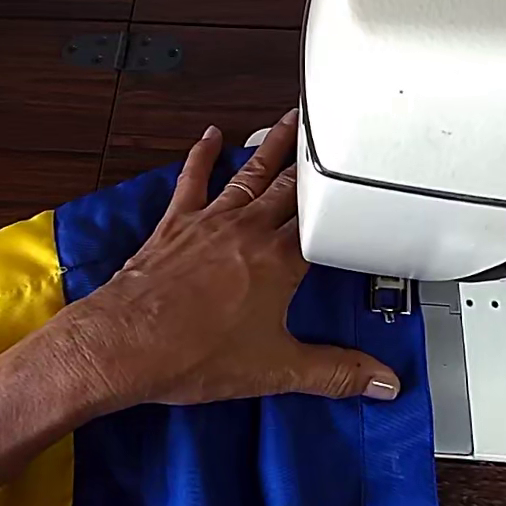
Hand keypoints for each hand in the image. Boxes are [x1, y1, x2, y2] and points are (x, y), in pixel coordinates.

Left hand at [32, 110, 400, 415]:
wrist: (120, 347)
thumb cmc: (194, 354)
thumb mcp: (279, 368)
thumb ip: (337, 372)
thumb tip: (385, 384)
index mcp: (280, 260)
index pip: (322, 223)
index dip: (341, 204)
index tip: (358, 187)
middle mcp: (249, 231)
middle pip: (291, 187)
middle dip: (313, 161)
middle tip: (329, 133)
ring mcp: (211, 222)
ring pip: (251, 174)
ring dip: (273, 147)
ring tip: (289, 121)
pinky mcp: (176, 225)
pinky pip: (193, 180)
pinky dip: (203, 156)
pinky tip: (211, 136)